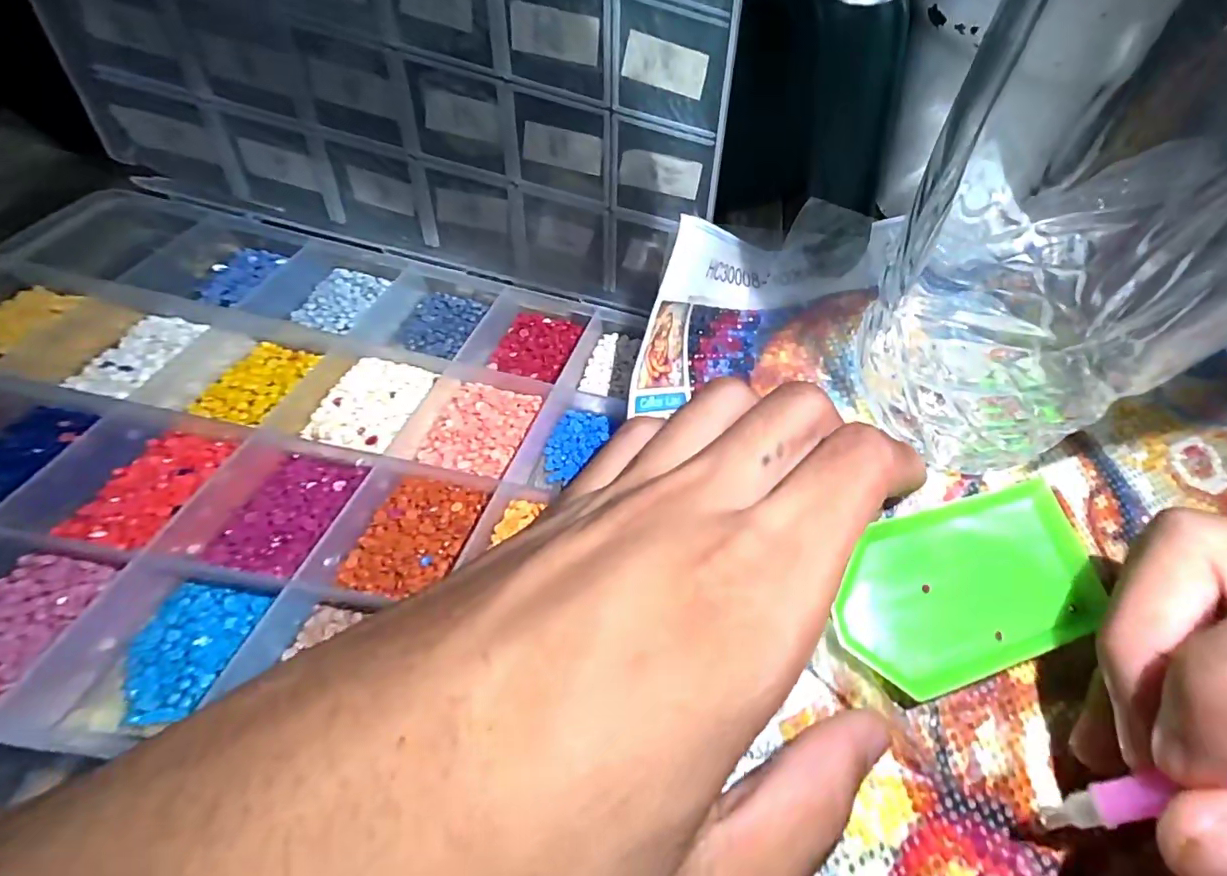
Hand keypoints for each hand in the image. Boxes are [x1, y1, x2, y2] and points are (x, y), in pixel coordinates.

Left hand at [0, 380, 924, 875]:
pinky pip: (653, 424)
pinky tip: (692, 476)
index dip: (899, 457)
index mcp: (759, 592)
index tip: (910, 486)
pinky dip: (698, 428)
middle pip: (799, 408)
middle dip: (844, 430)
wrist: (316, 833)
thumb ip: (809, 804)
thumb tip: (872, 740)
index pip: (857, 462)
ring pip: (729, 397)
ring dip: (774, 417)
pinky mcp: (561, 502)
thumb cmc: (534, 859)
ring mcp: (624, 494)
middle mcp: (701, 512)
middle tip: (853, 484)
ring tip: (782, 468)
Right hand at [1068, 509, 1226, 875]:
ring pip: (1180, 558)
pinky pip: (1185, 597)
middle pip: (1212, 547)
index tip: (1190, 798)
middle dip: (1148, 655)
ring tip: (1155, 765)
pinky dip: (1147, 667)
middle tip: (1153, 773)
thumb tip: (1182, 828)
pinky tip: (1163, 744)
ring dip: (1138, 661)